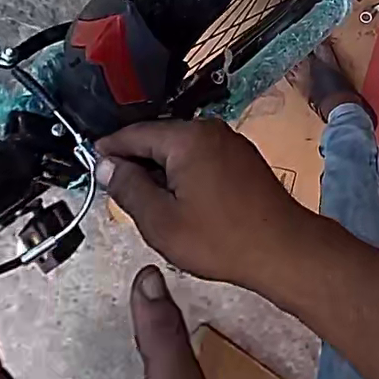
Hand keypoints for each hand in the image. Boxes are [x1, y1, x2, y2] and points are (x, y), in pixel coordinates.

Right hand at [96, 119, 321, 290]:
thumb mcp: (162, 222)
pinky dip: (182, 171)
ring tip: (149, 202)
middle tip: (119, 191)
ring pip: (179, 148)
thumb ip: (129, 189)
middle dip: (136, 161)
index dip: (110, 148)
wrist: (284, 250)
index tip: (93, 162)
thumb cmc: (221, 239)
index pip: (135, 133)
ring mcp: (227, 140)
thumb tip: (107, 165)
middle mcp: (208, 128)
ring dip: (160, 169)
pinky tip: (180, 199)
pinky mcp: (240, 155)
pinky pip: (199, 155)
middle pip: (158, 138)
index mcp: (186, 137)